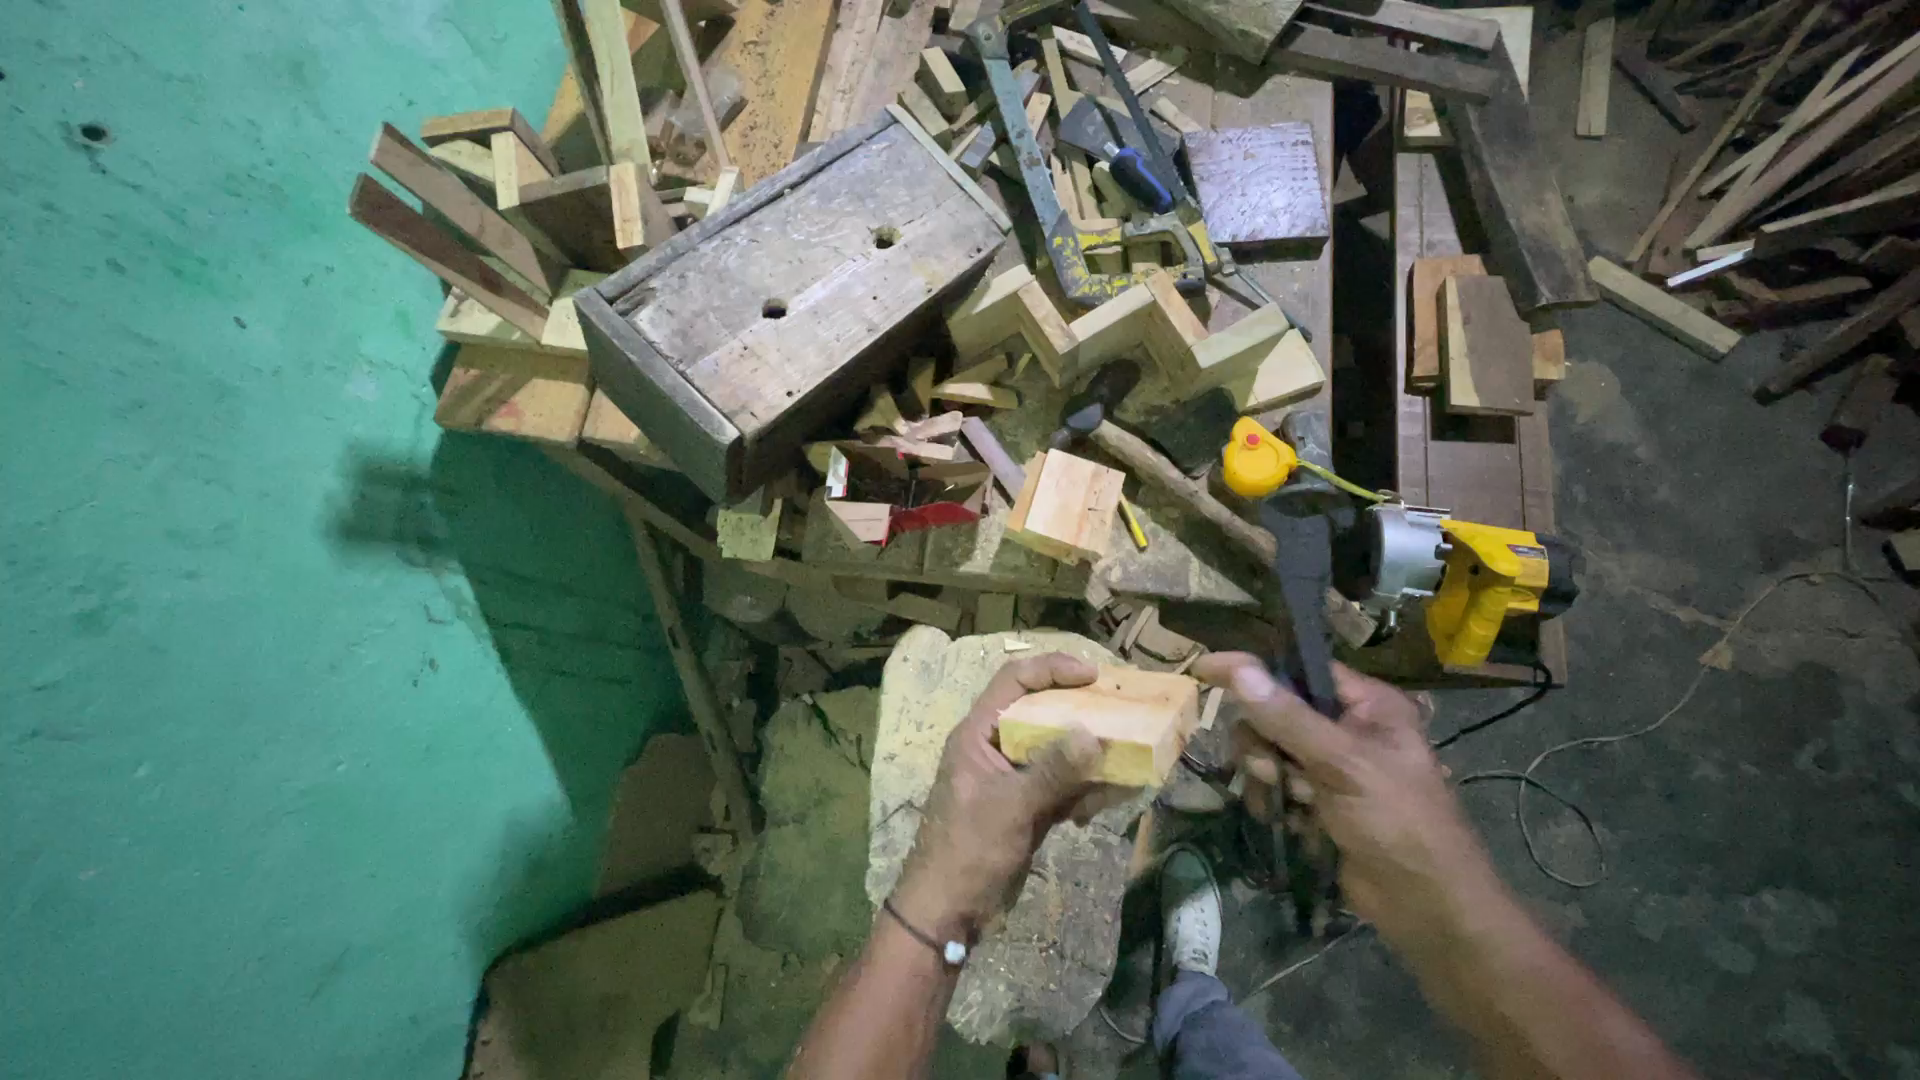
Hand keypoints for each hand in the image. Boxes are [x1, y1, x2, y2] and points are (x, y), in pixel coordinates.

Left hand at [891, 653, 1112, 942]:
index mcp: (978, 734)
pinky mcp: (1029, 807)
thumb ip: (1052, 770)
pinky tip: (1116, 793)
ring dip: (1092, 754)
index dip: (1051, 669)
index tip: (1093, 675)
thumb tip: (1093, 734)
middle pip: (1041, 712)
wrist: (949, 912)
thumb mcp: (1010, 807)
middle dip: (1081, 711)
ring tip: (1129, 754)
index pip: (1014, 682)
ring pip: (1058, 750)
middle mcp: (996, 748)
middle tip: (1122, 709)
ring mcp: (1014, 779)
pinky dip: (1089, 788)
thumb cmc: (968, 851)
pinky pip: (1064, 786)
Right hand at [1193, 653, 1502, 948]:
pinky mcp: (1317, 799)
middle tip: (1272, 768)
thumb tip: (1239, 670)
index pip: (1300, 669)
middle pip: (1274, 710)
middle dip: (1263, 740)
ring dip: (1267, 773)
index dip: (1254, 670)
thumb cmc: (1397, 823)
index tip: (1206, 670)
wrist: (1425, 907)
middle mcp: (1347, 727)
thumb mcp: (1342, 764)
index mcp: (1367, 705)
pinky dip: (1272, 798)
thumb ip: (1287, 718)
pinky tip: (1285, 819)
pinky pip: (1274, 781)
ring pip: (1268, 747)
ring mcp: (1330, 765)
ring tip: (1288, 802)